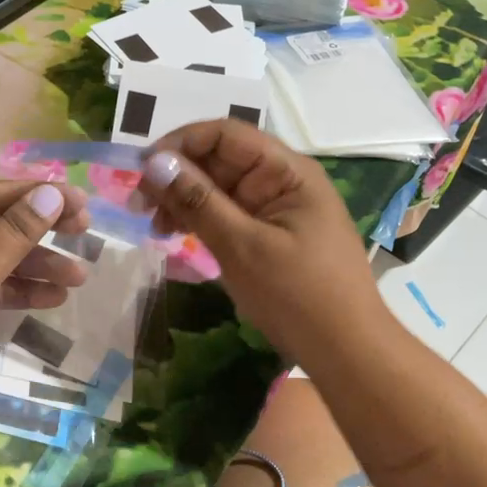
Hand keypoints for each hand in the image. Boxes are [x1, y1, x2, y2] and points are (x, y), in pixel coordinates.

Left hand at [0, 180, 90, 389]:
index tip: (81, 201)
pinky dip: (21, 290)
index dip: (37, 194)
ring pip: (0, 257)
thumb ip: (15, 231)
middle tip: (86, 231)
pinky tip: (55, 298)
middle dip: (41, 229)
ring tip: (79, 276)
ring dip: (38, 264)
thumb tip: (51, 193)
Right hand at [137, 120, 378, 349]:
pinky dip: (196, 218)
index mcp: (286, 171)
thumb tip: (153, 162)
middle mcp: (280, 180)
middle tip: (140, 206)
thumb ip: (197, 200)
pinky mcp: (267, 232)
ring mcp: (274, 207)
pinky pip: (224, 211)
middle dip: (175, 175)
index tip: (141, 172)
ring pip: (215, 186)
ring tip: (155, 226)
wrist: (347, 352)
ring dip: (181, 199)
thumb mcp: (241, 246)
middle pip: (217, 158)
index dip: (180, 144)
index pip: (224, 134)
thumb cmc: (298, 295)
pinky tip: (174, 234)